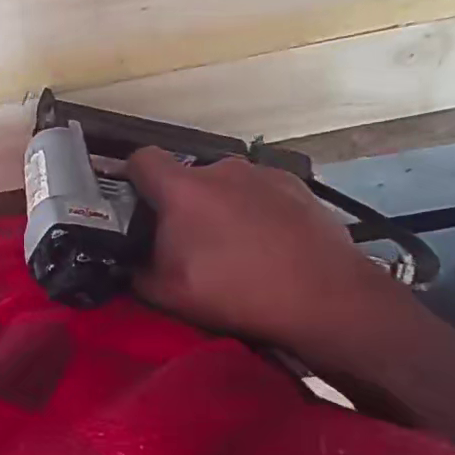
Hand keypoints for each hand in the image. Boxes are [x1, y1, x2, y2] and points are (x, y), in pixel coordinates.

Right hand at [125, 149, 414, 366]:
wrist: (324, 296)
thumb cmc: (238, 293)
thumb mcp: (169, 295)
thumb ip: (137, 271)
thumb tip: (130, 262)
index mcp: (184, 188)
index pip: (141, 159)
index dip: (132, 177)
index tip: (136, 204)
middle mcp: (223, 168)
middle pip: (187, 179)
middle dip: (183, 206)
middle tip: (193, 246)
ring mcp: (264, 173)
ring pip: (228, 186)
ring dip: (223, 208)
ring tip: (240, 250)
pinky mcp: (297, 185)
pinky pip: (262, 193)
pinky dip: (258, 211)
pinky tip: (273, 244)